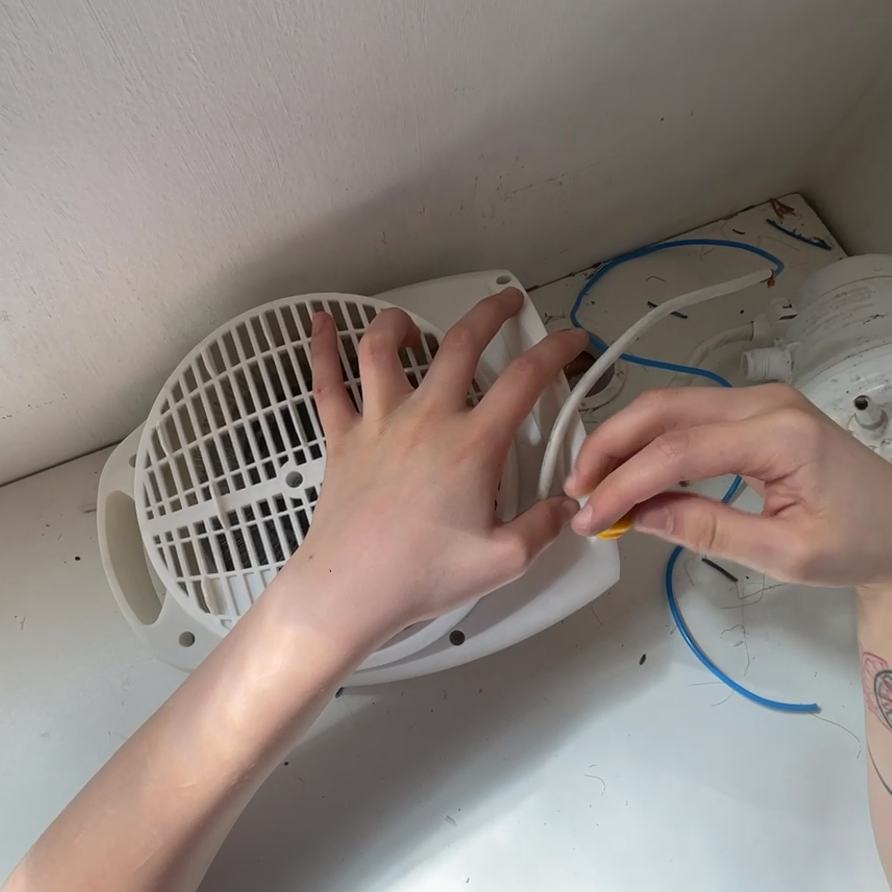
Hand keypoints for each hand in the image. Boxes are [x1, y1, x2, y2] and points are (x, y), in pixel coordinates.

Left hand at [277, 289, 587, 647]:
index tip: (571, 340)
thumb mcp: (503, 560)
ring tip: (413, 319)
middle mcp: (426, 420)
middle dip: (492, 312)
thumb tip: (566, 508)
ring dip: (402, 322)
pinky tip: (320, 325)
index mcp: (471, 445)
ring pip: (384, 348)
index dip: (557, 350)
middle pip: (462, 343)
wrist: (351, 589)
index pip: (526, 379)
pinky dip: (322, 349)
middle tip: (507, 302)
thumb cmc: (419, 575)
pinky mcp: (343, 439)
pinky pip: (327, 383)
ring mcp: (379, 424)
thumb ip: (544, 527)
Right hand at [565, 385, 891, 592]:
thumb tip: (636, 516)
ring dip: (625, 441)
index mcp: (780, 434)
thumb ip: (705, 529)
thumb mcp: (780, 553)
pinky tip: (632, 470)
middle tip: (575, 491)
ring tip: (594, 483)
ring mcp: (762, 399)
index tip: (589, 518)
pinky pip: (688, 416)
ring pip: (670, 406)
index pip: (678, 450)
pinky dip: (651, 441)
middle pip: (663, 409)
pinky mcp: (757, 410)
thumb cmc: (857, 546)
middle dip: (609, 447)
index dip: (624, 483)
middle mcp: (767, 401)